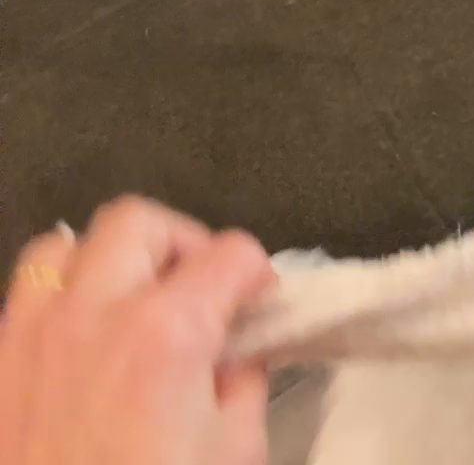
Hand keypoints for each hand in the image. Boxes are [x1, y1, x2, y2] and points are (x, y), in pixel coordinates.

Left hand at [0, 197, 276, 464]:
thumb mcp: (235, 441)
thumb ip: (242, 375)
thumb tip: (235, 352)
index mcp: (167, 330)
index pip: (234, 250)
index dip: (258, 274)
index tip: (259, 305)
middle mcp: (91, 321)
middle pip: (140, 224)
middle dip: (182, 244)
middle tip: (198, 287)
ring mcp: (22, 346)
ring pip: (61, 249)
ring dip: (105, 264)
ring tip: (132, 304)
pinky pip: (19, 305)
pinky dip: (55, 305)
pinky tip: (82, 345)